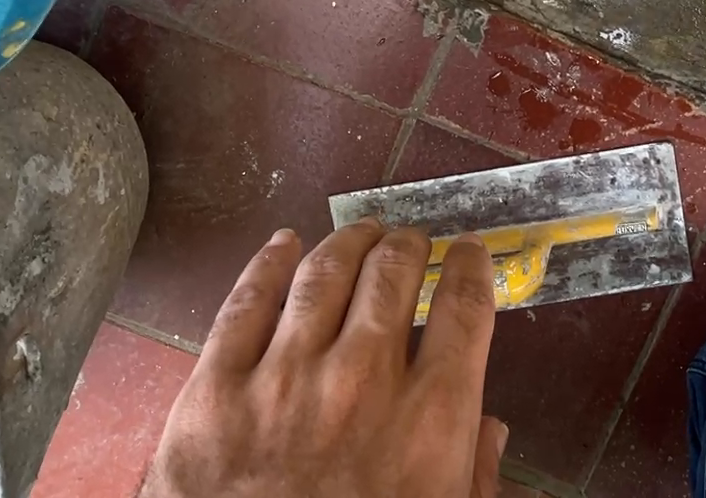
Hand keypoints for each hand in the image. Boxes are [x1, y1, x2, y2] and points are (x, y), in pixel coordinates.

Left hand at [142, 220, 506, 497]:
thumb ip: (473, 479)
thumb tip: (492, 426)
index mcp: (428, 423)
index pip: (463, 309)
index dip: (470, 266)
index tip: (468, 250)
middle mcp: (362, 381)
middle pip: (393, 273)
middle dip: (408, 245)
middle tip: (410, 240)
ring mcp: (283, 379)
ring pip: (325, 273)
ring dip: (350, 241)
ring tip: (362, 232)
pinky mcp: (213, 391)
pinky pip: (245, 303)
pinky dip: (269, 262)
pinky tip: (285, 243)